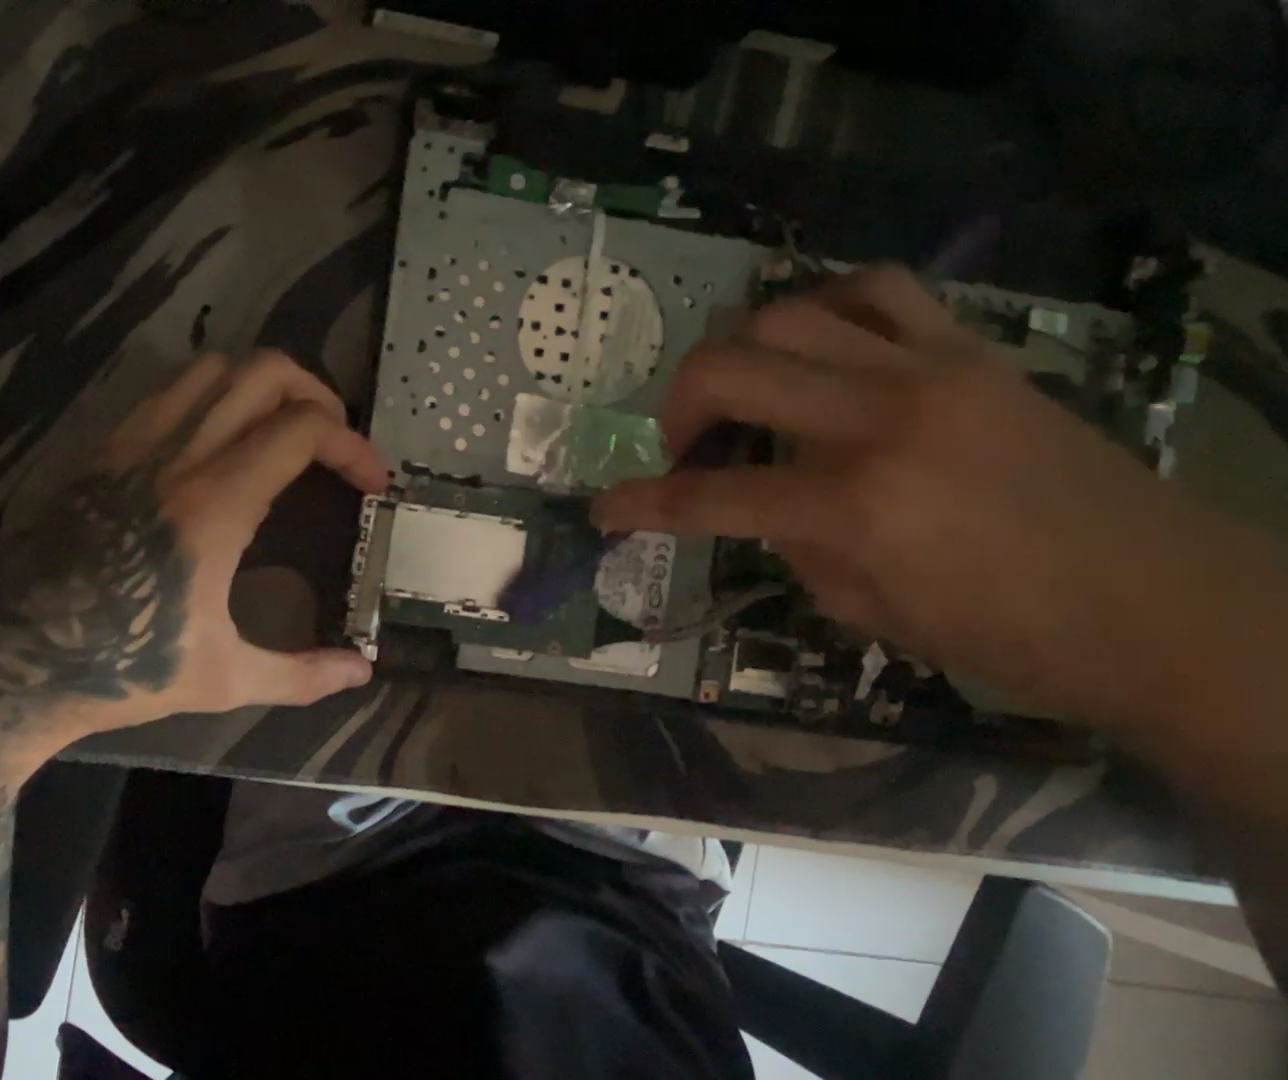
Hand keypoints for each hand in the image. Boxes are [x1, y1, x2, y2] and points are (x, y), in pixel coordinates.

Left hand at [0, 349, 387, 742]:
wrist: (15, 666)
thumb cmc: (123, 672)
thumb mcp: (225, 680)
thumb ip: (303, 674)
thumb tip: (363, 672)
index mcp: (215, 505)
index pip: (302, 429)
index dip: (352, 446)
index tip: (371, 483)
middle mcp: (175, 457)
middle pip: (263, 374)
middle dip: (316, 396)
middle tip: (332, 444)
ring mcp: (130, 446)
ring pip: (209, 370)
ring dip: (259, 389)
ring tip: (279, 435)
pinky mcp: (98, 453)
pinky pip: (163, 394)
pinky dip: (208, 399)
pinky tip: (215, 447)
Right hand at [592, 265, 1287, 735]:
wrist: (1164, 602)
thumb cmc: (1007, 636)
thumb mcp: (869, 613)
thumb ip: (796, 547)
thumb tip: (763, 503)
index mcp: (854, 509)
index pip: (708, 497)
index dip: (639, 504)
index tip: (602, 509)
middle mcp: (881, 422)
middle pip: (731, 370)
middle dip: (677, 406)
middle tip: (682, 443)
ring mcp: (931, 372)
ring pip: (789, 314)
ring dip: (737, 351)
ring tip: (742, 389)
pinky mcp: (974, 351)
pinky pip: (877, 291)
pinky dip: (822, 305)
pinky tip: (811, 340)